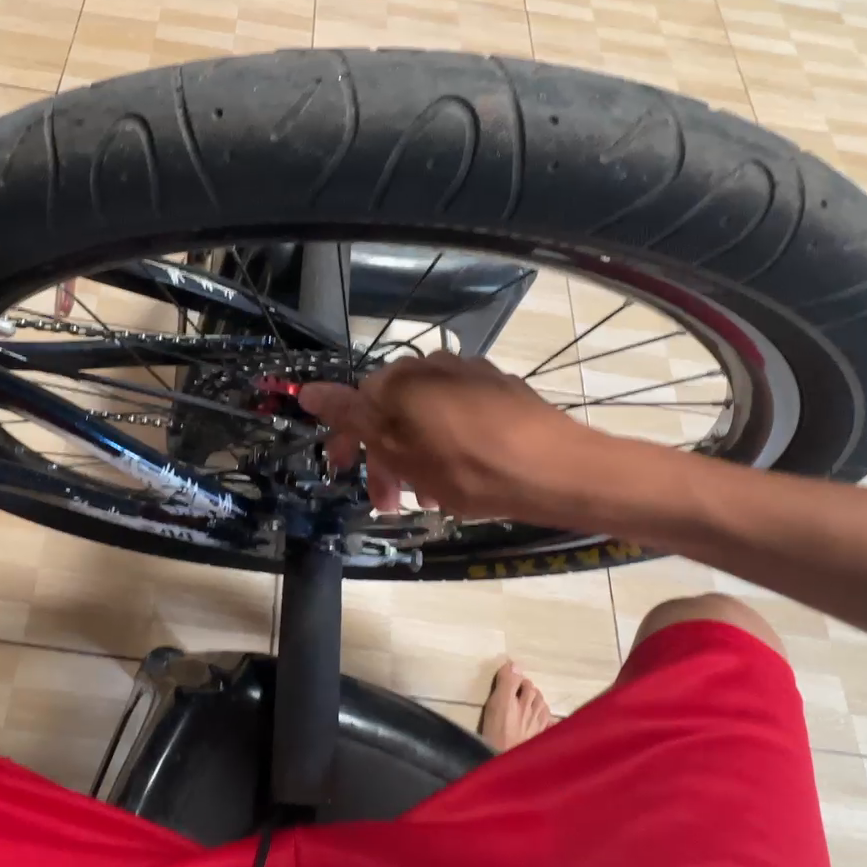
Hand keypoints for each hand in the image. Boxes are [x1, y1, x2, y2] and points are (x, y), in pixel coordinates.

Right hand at [299, 351, 620, 522]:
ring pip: (423, 417)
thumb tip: (307, 389)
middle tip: (390, 501)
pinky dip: (446, 444)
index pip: (354, 404)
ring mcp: (469, 373)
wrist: (559, 470)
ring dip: (415, 456)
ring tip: (431, 498)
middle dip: (383, 458)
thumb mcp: (399, 452)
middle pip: (390, 412)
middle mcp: (430, 365)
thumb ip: (349, 418)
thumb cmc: (468, 469)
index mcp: (399, 378)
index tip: (344, 476)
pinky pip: (456, 415)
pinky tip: (461, 475)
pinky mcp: (500, 389)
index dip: (345, 443)